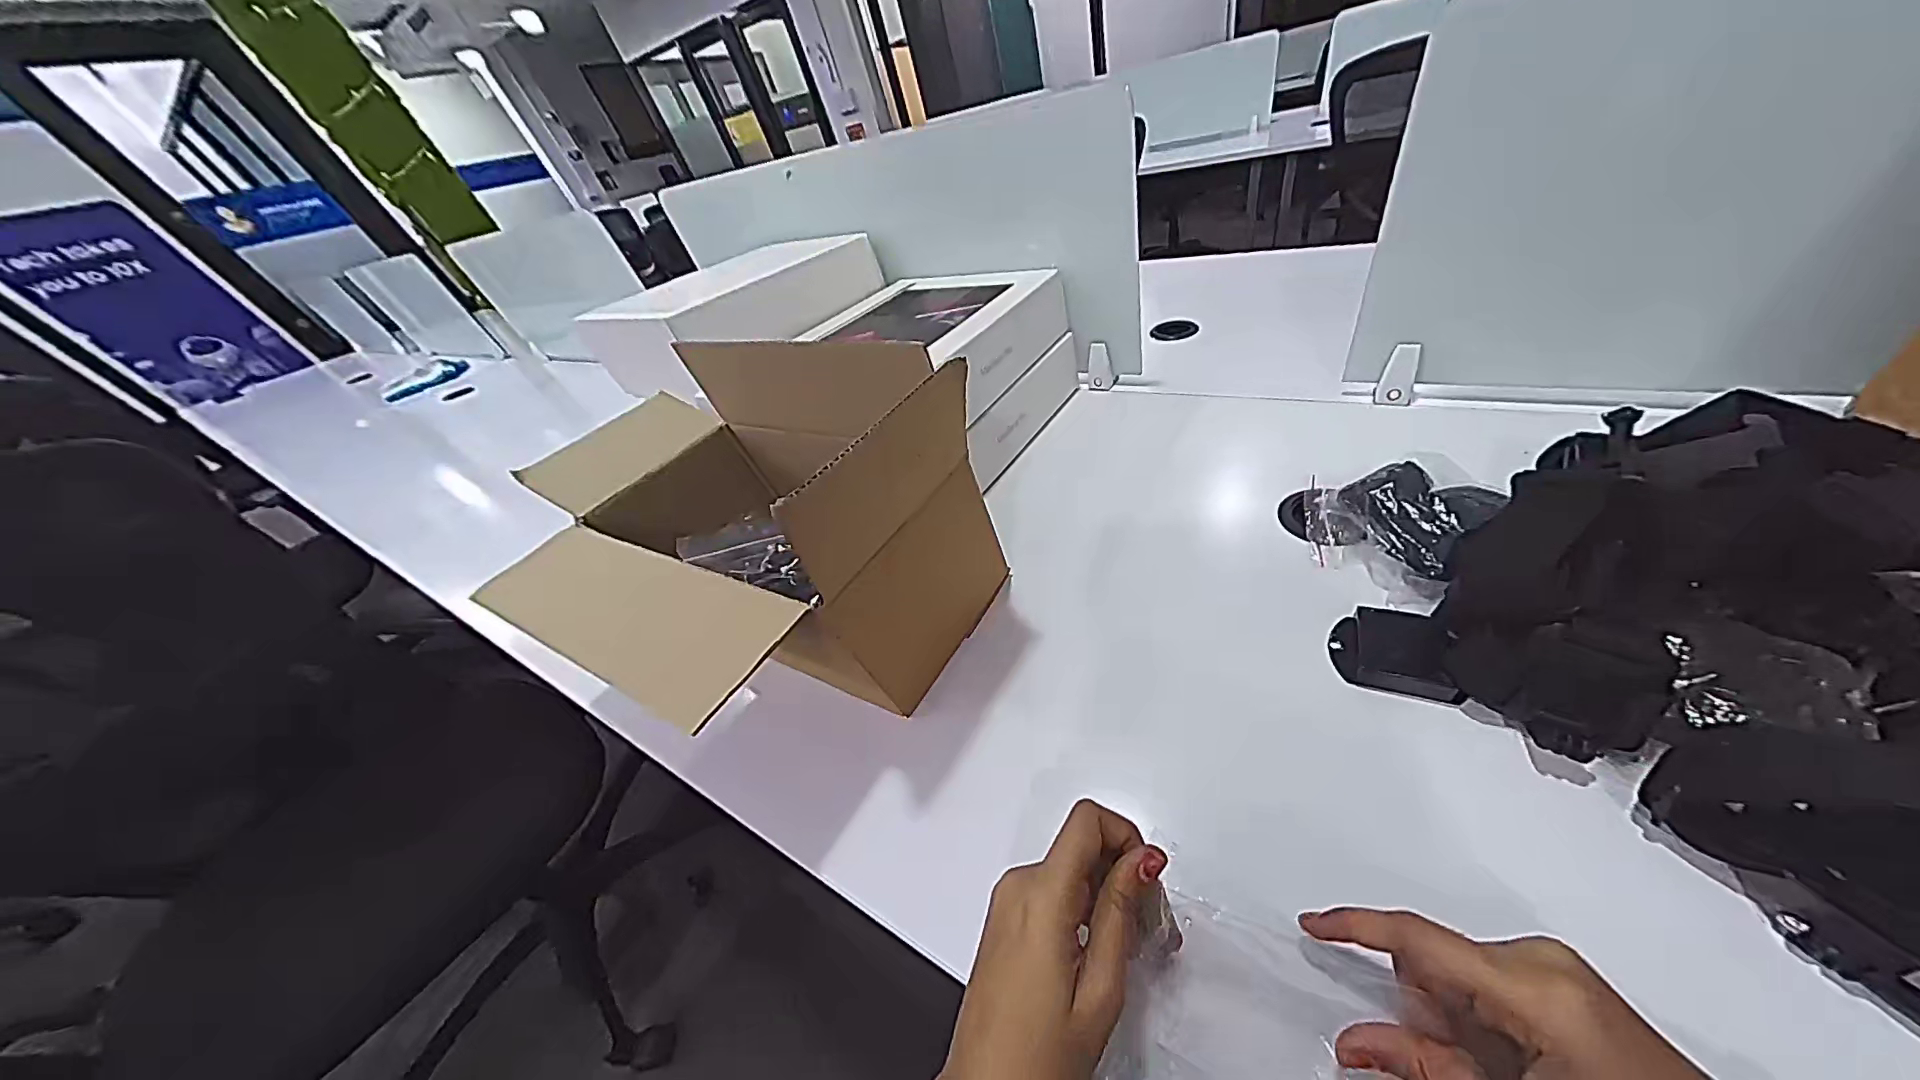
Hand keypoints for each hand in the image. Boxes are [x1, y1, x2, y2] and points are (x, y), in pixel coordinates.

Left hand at [940, 800, 1168, 1079]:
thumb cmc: (1034, 1056)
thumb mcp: (1099, 988)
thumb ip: (1120, 911)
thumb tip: (1140, 861)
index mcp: (1039, 897)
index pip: (1087, 820)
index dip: (1126, 836)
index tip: (1148, 874)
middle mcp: (1018, 886)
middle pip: (1084, 844)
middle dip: (1124, 874)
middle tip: (1148, 924)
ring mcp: (1008, 898)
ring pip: (1072, 867)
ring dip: (1107, 895)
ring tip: (1128, 947)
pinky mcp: (1006, 912)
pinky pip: (1054, 887)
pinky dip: (1085, 906)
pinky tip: (1100, 949)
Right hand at [1300, 908, 1709, 1079]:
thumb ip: (1426, 1067)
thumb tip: (1357, 1045)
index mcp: (1533, 984)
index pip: (1415, 938)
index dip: (1354, 927)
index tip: (1314, 925)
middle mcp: (1542, 962)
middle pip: (1432, 963)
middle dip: (1423, 1012)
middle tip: (1454, 1066)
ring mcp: (1558, 969)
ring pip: (1456, 975)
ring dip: (1453, 1021)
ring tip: (1496, 1070)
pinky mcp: (1564, 979)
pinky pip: (1487, 983)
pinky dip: (1478, 1020)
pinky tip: (1509, 1060)